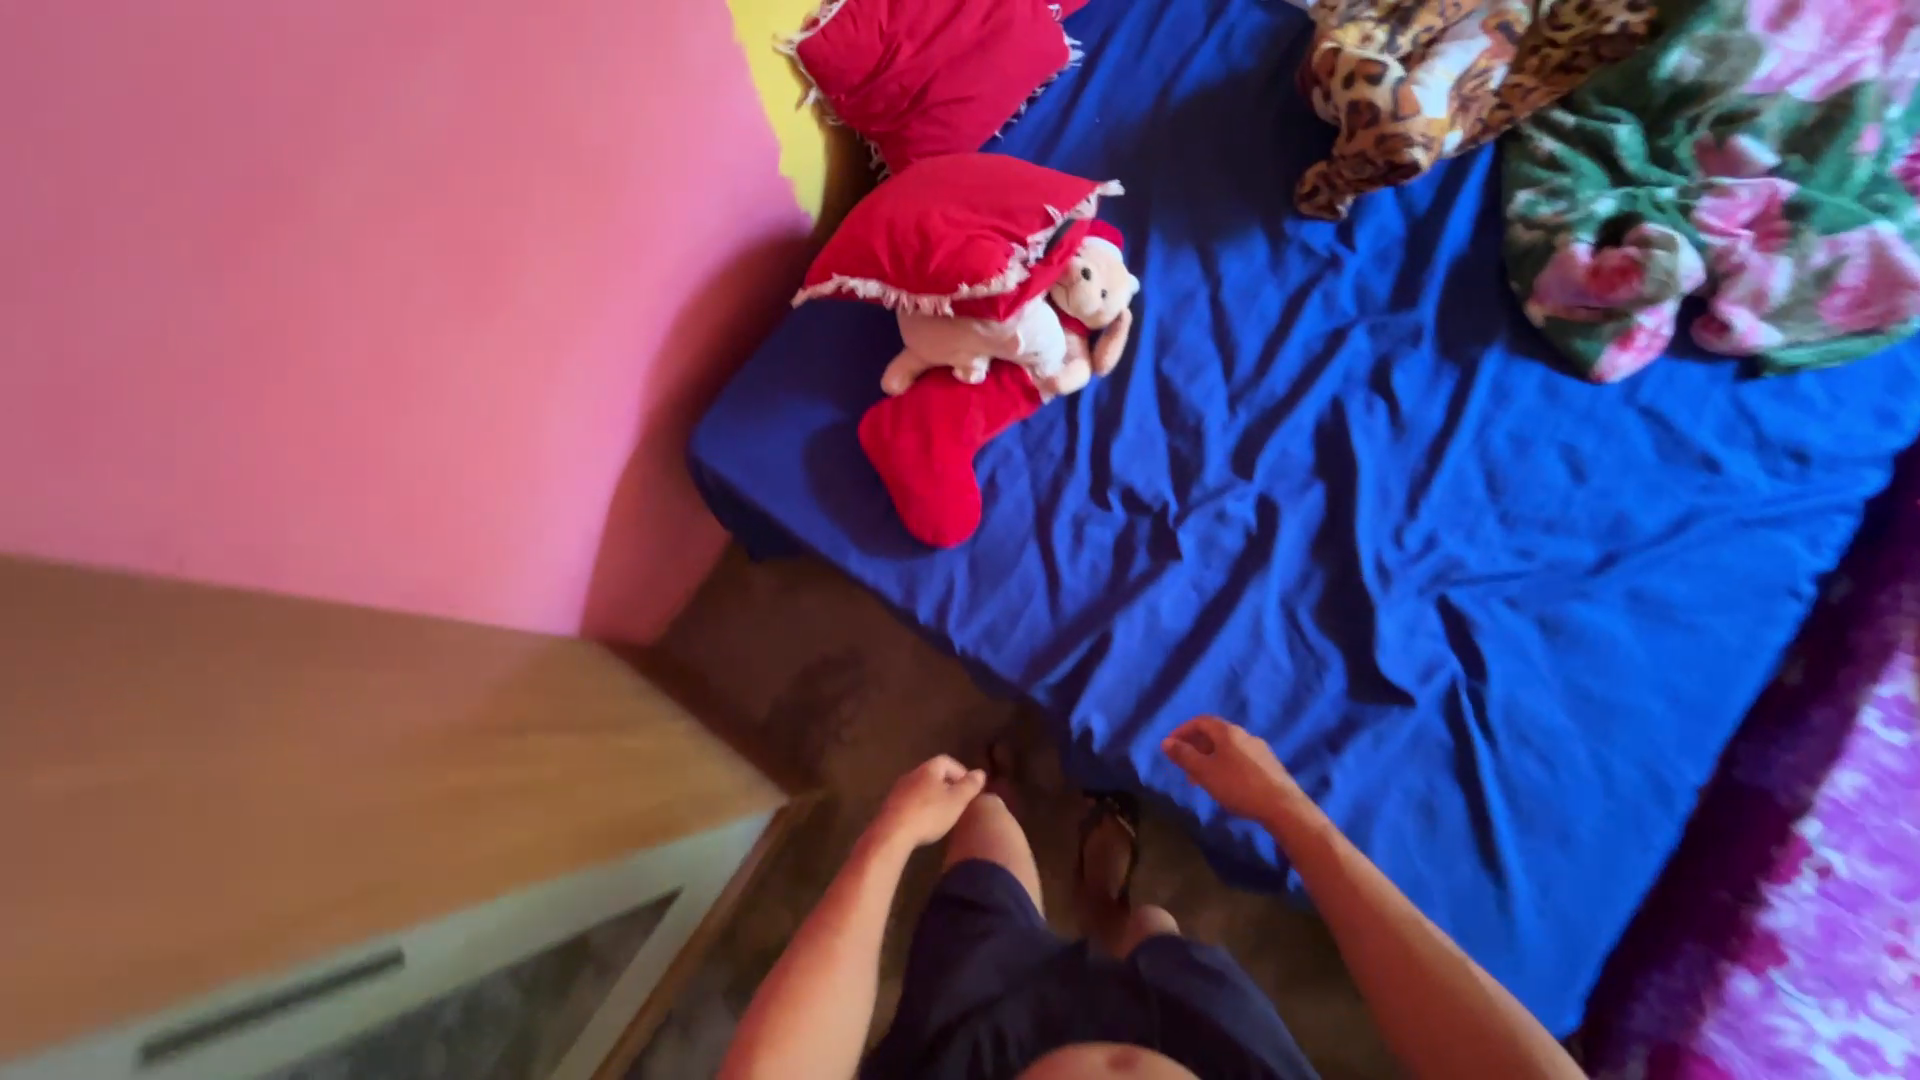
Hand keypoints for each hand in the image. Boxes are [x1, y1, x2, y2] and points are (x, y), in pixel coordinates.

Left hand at [872, 755, 987, 848]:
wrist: (892, 833)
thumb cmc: (929, 814)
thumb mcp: (956, 801)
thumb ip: (970, 786)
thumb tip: (980, 773)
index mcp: (928, 768)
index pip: (947, 761)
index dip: (960, 771)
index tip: (969, 787)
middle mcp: (912, 774)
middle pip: (933, 774)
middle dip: (947, 785)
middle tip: (958, 801)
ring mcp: (899, 790)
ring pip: (921, 788)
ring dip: (933, 797)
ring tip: (944, 813)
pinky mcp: (890, 806)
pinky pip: (910, 801)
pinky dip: (921, 807)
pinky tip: (925, 822)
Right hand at [1162, 715, 1300, 822]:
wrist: (1282, 806)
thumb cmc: (1238, 785)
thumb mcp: (1204, 771)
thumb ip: (1183, 755)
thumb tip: (1166, 742)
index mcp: (1228, 732)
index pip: (1200, 721)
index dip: (1182, 731)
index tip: (1170, 746)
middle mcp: (1245, 735)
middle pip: (1214, 733)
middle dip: (1195, 746)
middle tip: (1183, 763)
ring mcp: (1259, 750)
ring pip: (1227, 748)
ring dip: (1209, 757)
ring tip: (1200, 778)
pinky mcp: (1269, 765)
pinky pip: (1239, 758)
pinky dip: (1224, 764)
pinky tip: (1224, 783)